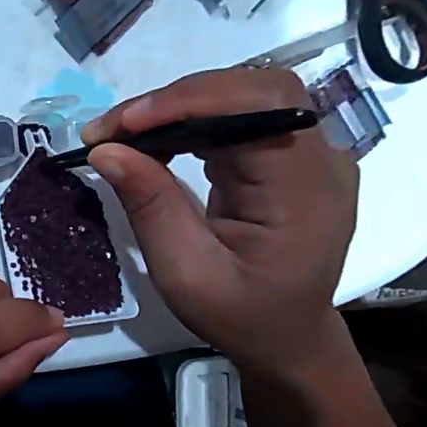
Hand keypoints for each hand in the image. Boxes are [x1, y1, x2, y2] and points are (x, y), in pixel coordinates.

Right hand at [82, 64, 357, 373]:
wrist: (284, 336)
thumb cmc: (239, 315)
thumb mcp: (185, 274)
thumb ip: (151, 208)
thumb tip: (106, 149)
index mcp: (307, 190)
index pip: (260, 105)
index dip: (191, 99)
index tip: (125, 124)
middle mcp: (320, 158)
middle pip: (252, 90)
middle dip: (175, 100)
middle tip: (110, 129)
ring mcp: (307, 154)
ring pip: (240, 97)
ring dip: (174, 108)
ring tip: (119, 136)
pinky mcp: (285, 156)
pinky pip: (235, 118)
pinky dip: (186, 122)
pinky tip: (150, 143)